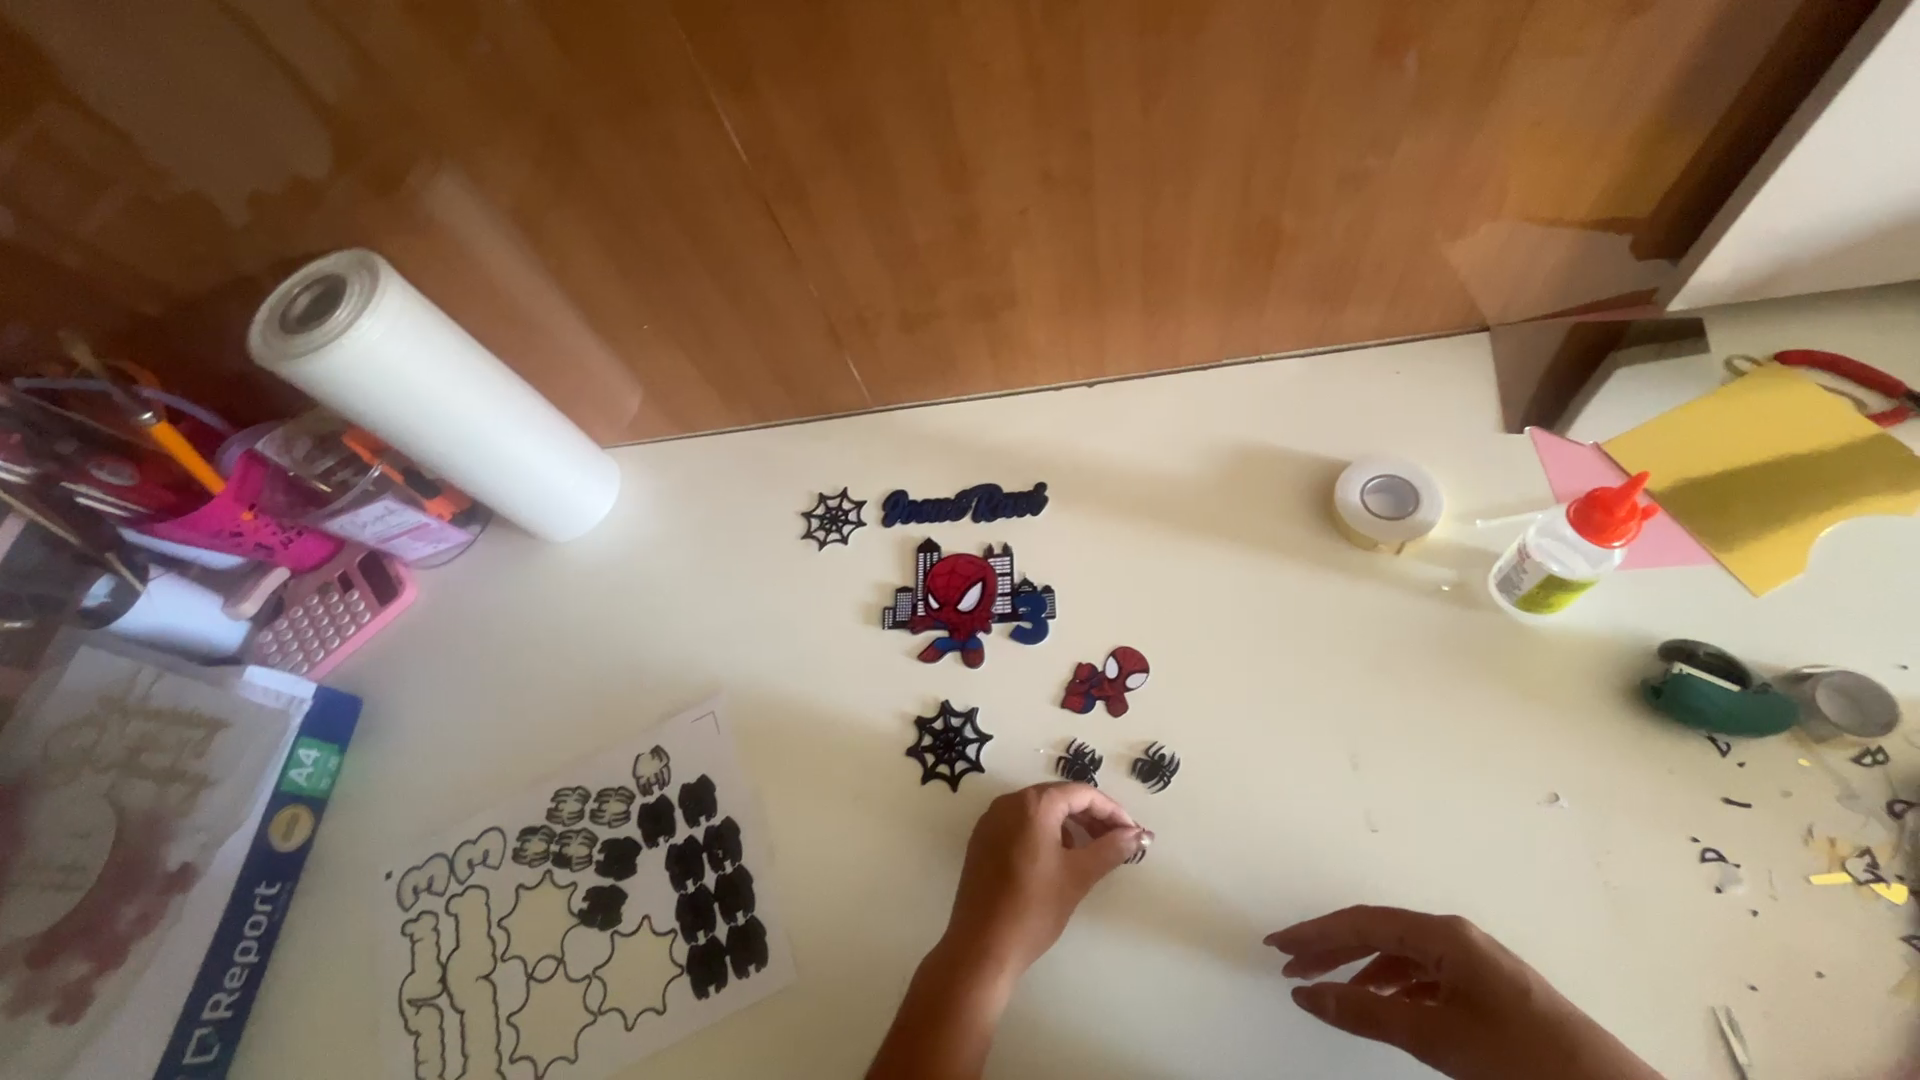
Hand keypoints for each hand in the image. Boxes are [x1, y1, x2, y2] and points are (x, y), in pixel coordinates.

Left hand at [943, 782, 1150, 975]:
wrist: (982, 946)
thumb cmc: (1033, 908)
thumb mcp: (1078, 876)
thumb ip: (1111, 849)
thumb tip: (1138, 834)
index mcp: (1032, 805)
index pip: (1081, 793)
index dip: (1111, 811)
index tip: (1132, 833)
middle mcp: (1008, 803)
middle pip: (1059, 798)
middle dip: (1091, 817)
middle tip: (1117, 842)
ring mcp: (991, 821)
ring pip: (1040, 811)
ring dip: (1069, 826)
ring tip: (1091, 853)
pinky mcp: (982, 840)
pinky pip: (1021, 825)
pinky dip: (1045, 834)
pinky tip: (1059, 860)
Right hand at [1265, 906, 1663, 1079]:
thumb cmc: (1522, 1058)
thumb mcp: (1437, 1037)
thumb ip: (1366, 1013)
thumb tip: (1305, 994)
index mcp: (1444, 936)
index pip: (1363, 923)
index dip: (1315, 933)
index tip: (1277, 947)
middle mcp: (1457, 939)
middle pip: (1378, 933)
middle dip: (1330, 948)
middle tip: (1289, 966)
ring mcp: (1476, 964)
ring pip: (1401, 956)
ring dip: (1359, 970)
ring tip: (1325, 989)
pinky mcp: (1490, 992)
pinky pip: (1425, 978)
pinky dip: (1392, 988)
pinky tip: (1381, 1007)